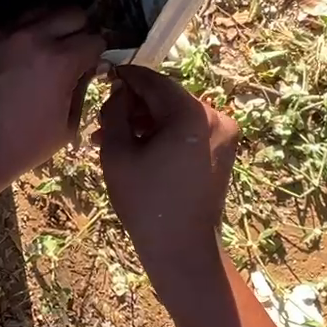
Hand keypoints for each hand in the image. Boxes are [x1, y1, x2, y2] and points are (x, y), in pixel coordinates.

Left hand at [0, 9, 105, 195]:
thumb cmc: (18, 149)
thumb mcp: (64, 128)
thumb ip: (80, 91)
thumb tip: (87, 71)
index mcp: (59, 60)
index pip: (95, 40)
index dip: (98, 55)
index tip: (92, 66)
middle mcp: (31, 38)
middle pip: (71, 13)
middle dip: (79, 30)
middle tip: (74, 52)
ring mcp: (0, 36)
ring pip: (38, 12)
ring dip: (49, 26)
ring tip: (46, 49)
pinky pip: (8, 27)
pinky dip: (20, 36)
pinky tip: (16, 59)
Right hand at [95, 65, 238, 280]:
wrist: (182, 248)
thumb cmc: (145, 202)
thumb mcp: (117, 152)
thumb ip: (115, 112)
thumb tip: (119, 89)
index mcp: (191, 113)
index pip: (153, 81)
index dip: (126, 78)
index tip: (104, 78)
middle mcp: (215, 116)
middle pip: (165, 97)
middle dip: (133, 107)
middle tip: (102, 124)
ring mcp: (224, 134)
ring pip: (175, 114)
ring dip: (145, 122)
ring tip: (112, 140)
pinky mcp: (224, 150)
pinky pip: (187, 131)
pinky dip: (163, 135)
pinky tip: (137, 149)